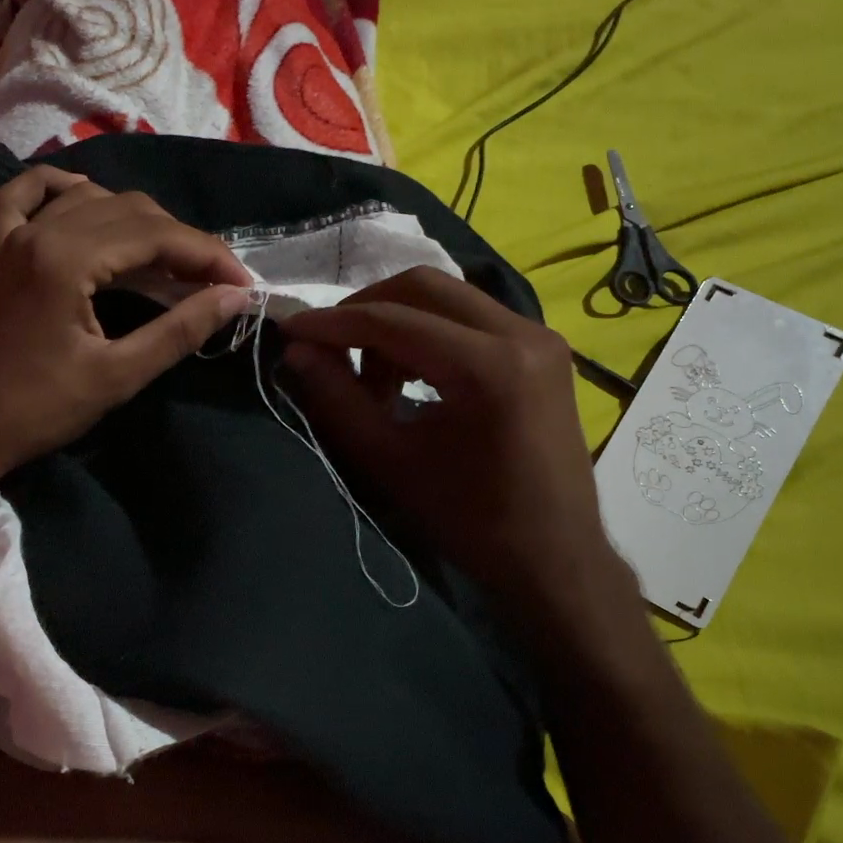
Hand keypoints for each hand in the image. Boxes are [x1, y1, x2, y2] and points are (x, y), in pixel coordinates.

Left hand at [0, 166, 253, 485]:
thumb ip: (179, 330)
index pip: (156, 235)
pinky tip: (83, 196)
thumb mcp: (117, 376)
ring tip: (166, 259)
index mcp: (68, 258)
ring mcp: (13, 237)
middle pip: (129, 209)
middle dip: (179, 241)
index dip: (207, 256)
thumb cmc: (39, 410)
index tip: (242, 285)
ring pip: (89, 199)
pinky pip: (23, 196)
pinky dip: (57, 188)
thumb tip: (234, 298)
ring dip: (135, 219)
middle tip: (211, 282)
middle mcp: (40, 231)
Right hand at [280, 267, 636, 611]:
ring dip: (395, 322)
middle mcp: (521, 333)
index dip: (331, 323)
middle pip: (422, 286)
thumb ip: (336, 399)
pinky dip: (427, 333)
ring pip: (446, 297)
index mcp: (488, 367)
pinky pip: (469, 317)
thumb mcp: (388, 460)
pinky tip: (407, 376)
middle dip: (363, 310)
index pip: (391, 320)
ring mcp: (539, 336)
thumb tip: (296, 351)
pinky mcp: (542, 349)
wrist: (553, 556)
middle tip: (328, 349)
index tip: (288, 330)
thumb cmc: (468, 518)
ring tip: (370, 377)